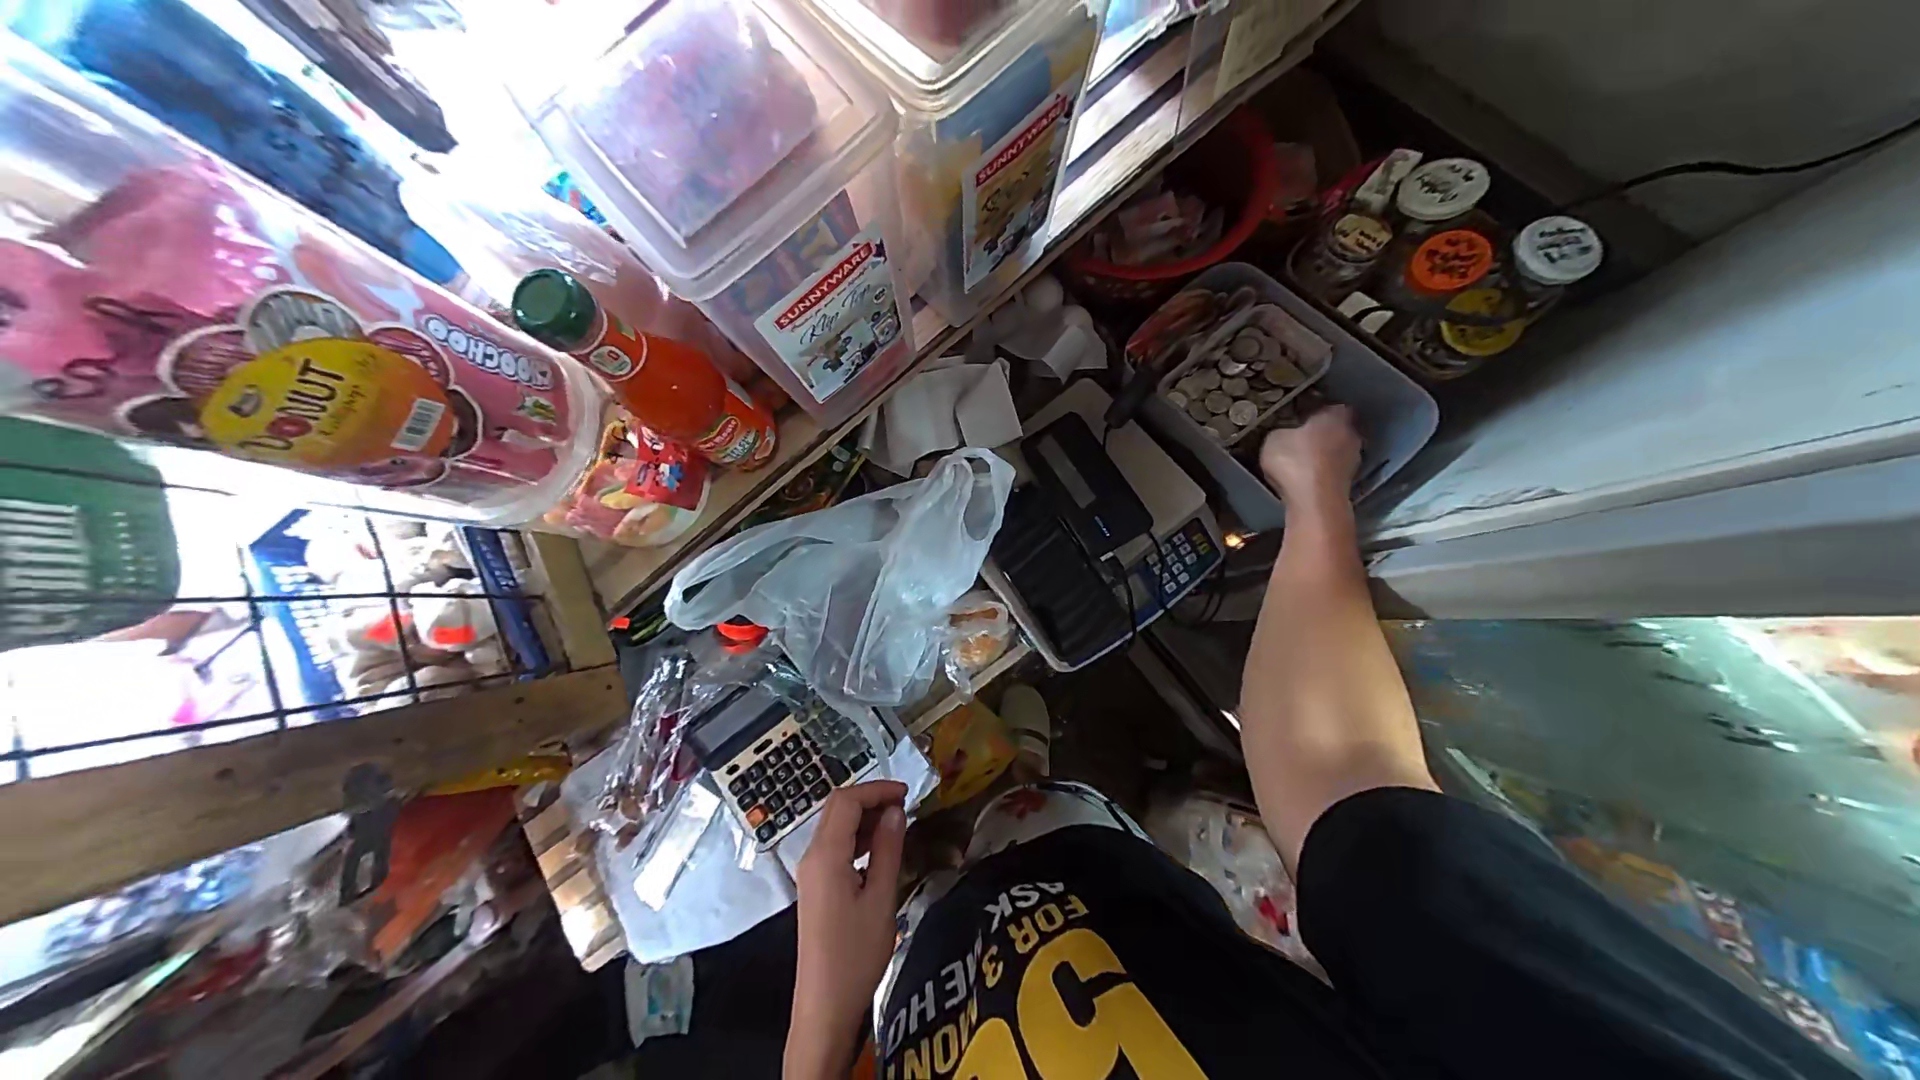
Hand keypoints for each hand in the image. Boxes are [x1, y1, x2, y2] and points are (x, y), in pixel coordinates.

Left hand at [786, 781, 908, 1078]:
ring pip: (835, 826)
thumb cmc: (856, 954)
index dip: (876, 789)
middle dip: (870, 798)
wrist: (825, 1006)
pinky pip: (835, 846)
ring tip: (899, 824)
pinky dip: (858, 837)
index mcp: (825, 856)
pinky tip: (881, 849)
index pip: (846, 801)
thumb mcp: (881, 900)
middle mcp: (812, 857)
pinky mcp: (816, 886)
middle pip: (837, 808)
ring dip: (865, 817)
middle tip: (905, 805)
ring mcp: (811, 872)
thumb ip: (889, 850)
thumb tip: (896, 811)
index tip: (907, 793)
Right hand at [1259, 405, 1361, 503]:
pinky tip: (1307, 477)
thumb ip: (1282, 432)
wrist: (1315, 501)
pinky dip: (1323, 471)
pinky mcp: (1350, 480)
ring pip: (1336, 449)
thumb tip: (1286, 434)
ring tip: (1302, 461)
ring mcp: (1354, 458)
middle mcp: (1351, 432)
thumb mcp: (1273, 440)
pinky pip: (1333, 469)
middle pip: (1336, 428)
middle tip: (1300, 439)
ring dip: (1324, 454)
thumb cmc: (1294, 462)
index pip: (1327, 406)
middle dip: (1321, 433)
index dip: (1313, 412)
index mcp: (1334, 416)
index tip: (1299, 418)